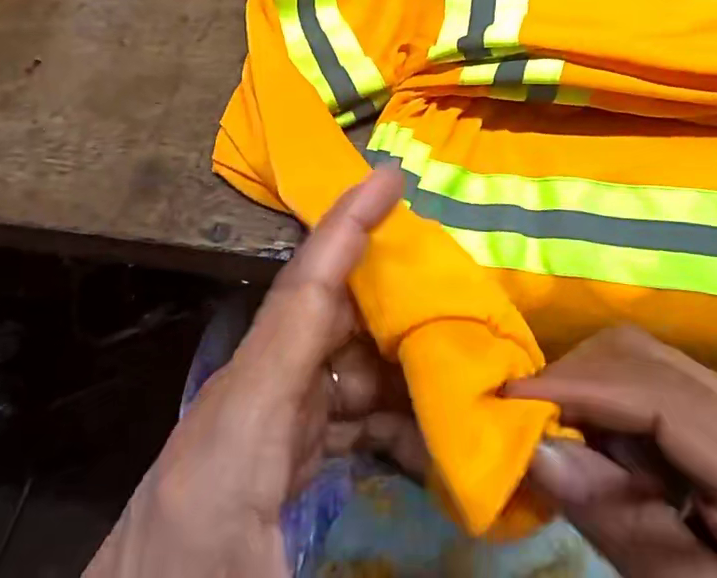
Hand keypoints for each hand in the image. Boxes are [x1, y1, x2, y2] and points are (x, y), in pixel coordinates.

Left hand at [84, 166, 425, 577]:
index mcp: (248, 410)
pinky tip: (420, 436)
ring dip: (399, 359)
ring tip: (462, 369)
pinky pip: (336, 407)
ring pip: (343, 361)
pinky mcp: (271, 454)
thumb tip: (455, 520)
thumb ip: (350, 535)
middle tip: (468, 291)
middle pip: (335, 316)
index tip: (389, 178)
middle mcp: (255, 397)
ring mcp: (263, 424)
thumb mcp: (266, 573)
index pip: (306, 294)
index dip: (348, 227)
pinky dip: (381, 411)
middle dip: (400, 292)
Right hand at [508, 326, 716, 577]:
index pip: (663, 392)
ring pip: (669, 371)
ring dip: (608, 398)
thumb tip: (543, 450)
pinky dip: (641, 421)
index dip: (580, 386)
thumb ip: (631, 530)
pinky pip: (690, 402)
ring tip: (583, 459)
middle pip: (661, 360)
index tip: (509, 400)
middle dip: (584, 380)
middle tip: (535, 431)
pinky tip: (635, 473)